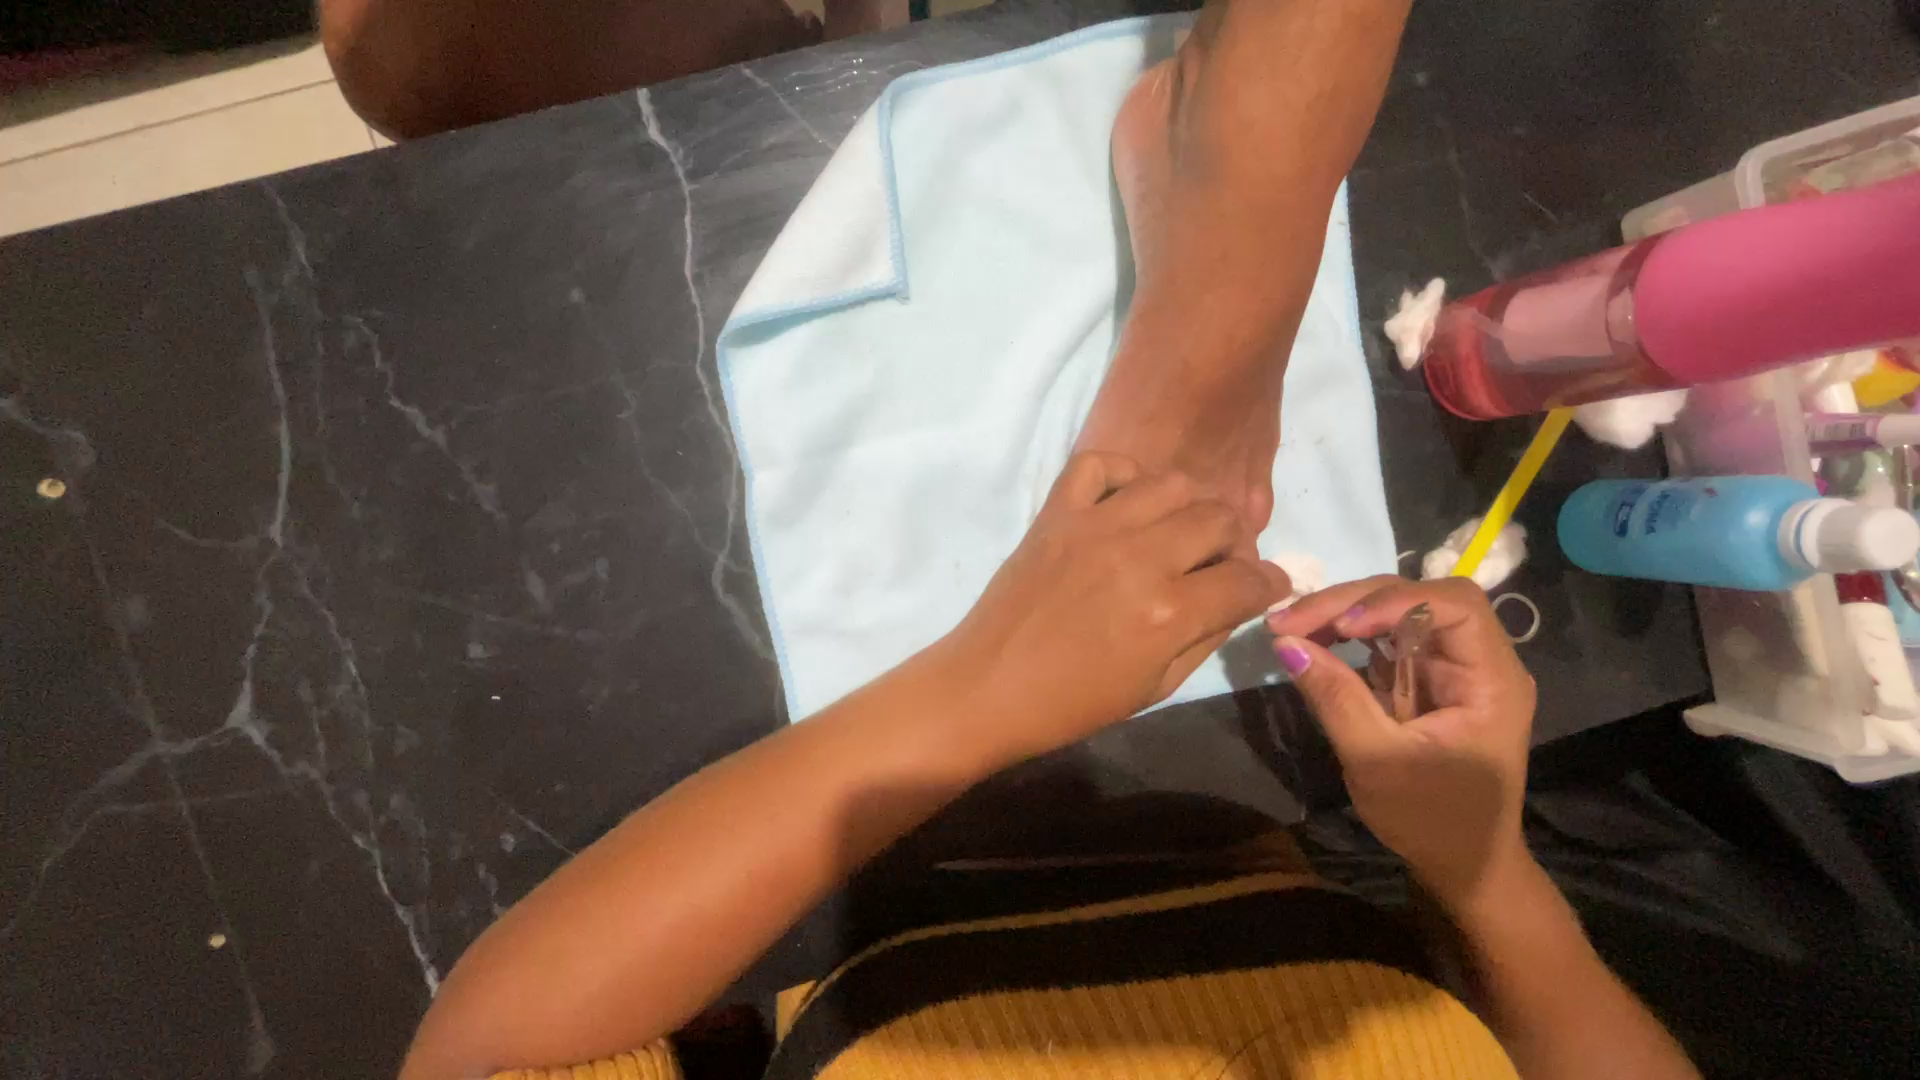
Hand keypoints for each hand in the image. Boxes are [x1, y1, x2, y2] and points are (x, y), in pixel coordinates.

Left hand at [936, 451, 1289, 764]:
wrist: (988, 688)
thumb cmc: (1074, 703)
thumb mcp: (1158, 686)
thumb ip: (1209, 634)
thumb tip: (1244, 596)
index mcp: (1170, 612)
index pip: (1251, 578)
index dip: (1269, 585)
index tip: (1263, 588)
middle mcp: (1140, 557)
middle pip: (1220, 519)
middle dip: (1232, 545)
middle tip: (1213, 565)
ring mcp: (1094, 527)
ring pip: (1173, 484)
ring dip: (1187, 508)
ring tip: (1171, 534)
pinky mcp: (1055, 513)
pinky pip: (1099, 464)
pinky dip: (1122, 475)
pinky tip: (1123, 505)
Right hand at [1266, 576, 1536, 909]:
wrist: (1462, 864)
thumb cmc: (1430, 819)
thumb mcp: (1375, 760)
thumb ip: (1335, 697)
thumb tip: (1285, 643)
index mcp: (1491, 679)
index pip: (1453, 605)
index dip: (1394, 601)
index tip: (1340, 627)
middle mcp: (1479, 661)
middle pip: (1418, 599)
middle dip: (1353, 603)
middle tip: (1290, 620)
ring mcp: (1452, 668)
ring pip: (1398, 612)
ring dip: (1344, 612)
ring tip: (1293, 626)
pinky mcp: (1427, 678)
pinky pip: (1387, 638)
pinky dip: (1348, 634)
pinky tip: (1315, 640)